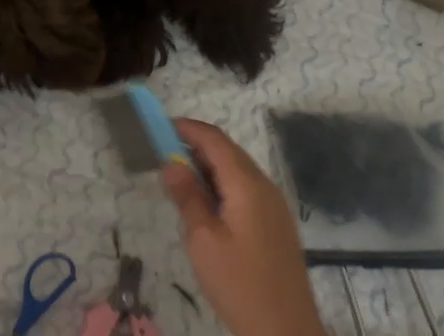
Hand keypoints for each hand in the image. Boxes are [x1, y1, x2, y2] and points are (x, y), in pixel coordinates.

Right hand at [162, 119, 325, 335]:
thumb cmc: (239, 284)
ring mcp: (274, 206)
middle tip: (162, 154)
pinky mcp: (276, 224)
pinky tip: (205, 204)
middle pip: (227, 151)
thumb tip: (171, 162)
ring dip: (207, 165)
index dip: (186, 128)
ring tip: (178, 179)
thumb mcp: (202, 240)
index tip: (158, 128)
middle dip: (195, 145)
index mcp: (247, 185)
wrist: (286, 333)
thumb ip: (186, 196)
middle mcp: (265, 186)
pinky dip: (222, 184)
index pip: (214, 140)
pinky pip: (245, 188)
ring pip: (237, 170)